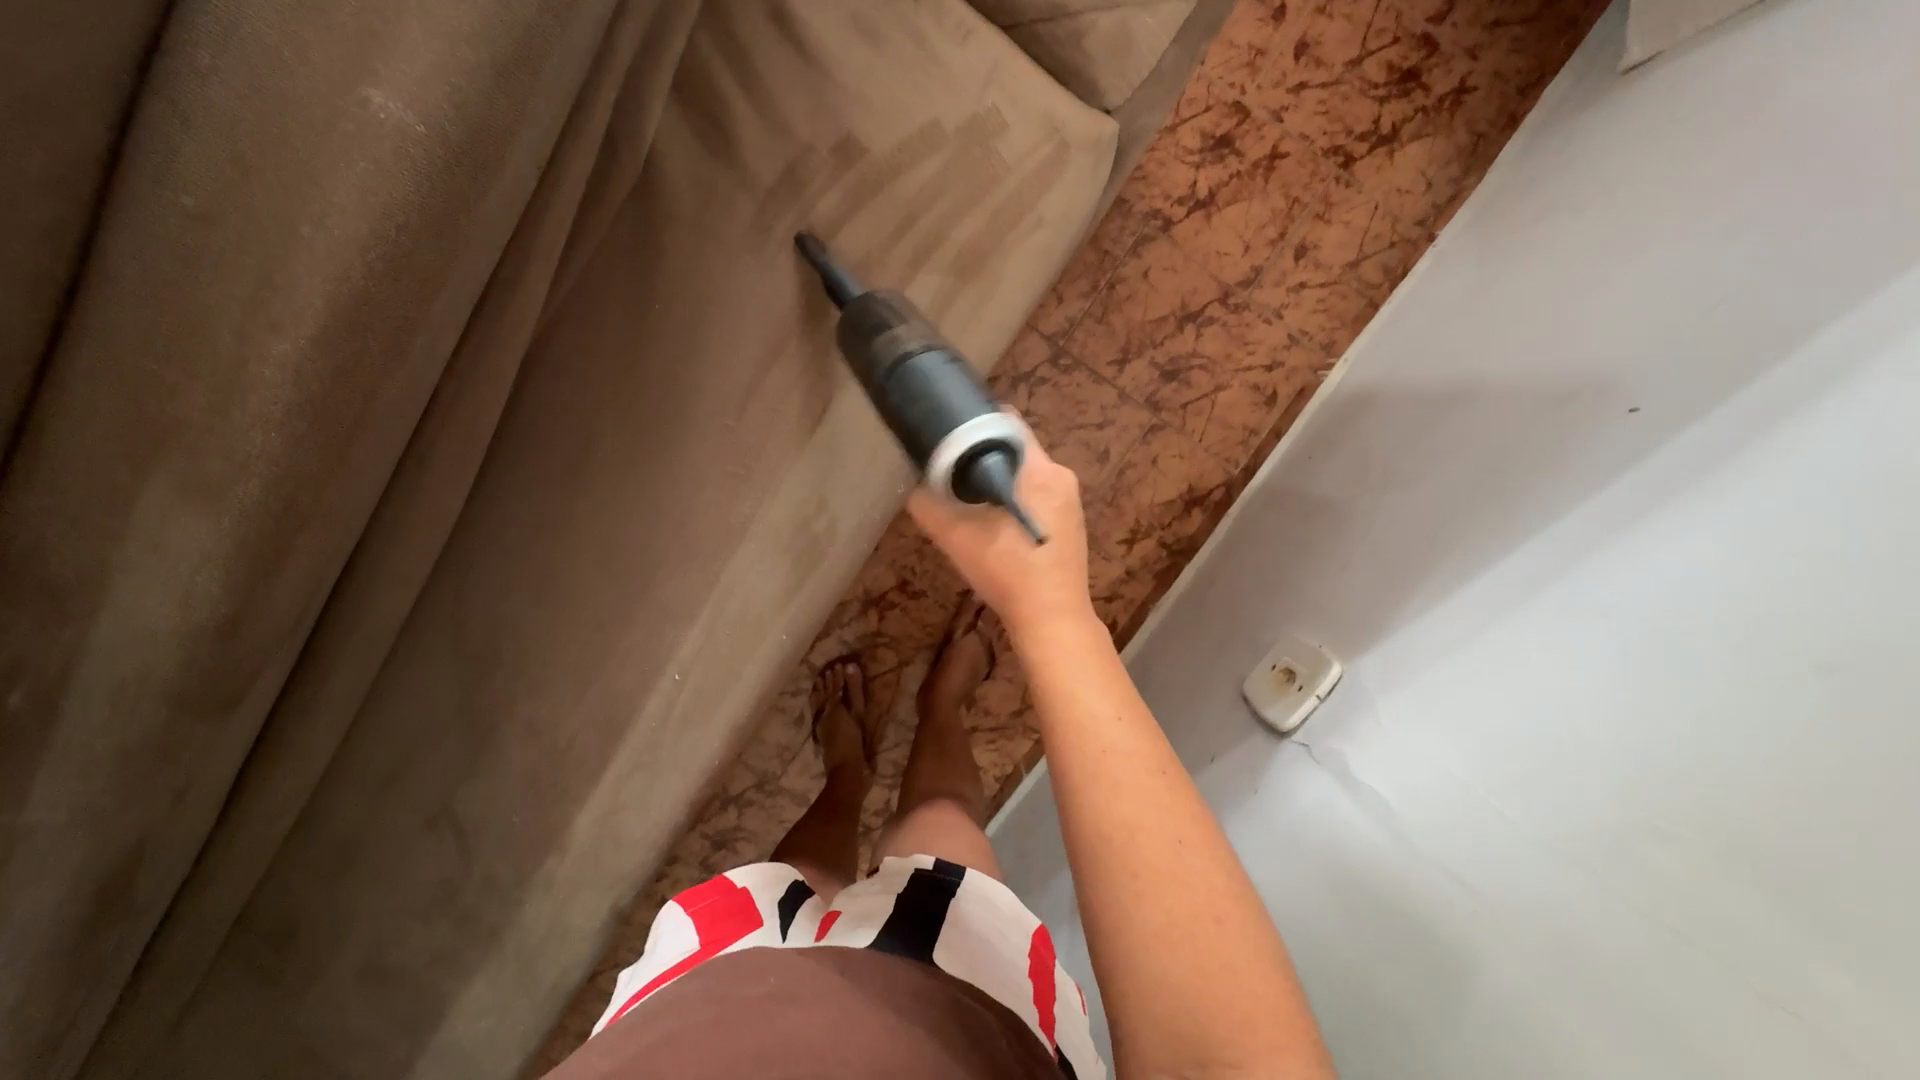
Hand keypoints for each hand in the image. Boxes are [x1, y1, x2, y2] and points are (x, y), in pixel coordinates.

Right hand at [908, 433, 1097, 641]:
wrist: (1051, 620)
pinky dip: (1014, 502)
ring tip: (968, 499)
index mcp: (1040, 469)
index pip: (1008, 423)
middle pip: (1016, 451)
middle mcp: (1062, 477)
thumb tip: (914, 487)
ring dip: (999, 482)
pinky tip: (994, 525)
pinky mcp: (1070, 526)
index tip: (949, 431)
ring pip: (1026, 477)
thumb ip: (929, 506)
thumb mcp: (956, 536)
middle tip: (952, 470)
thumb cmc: (1007, 571)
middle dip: (984, 456)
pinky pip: (1037, 498)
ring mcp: (1070, 503)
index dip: (976, 421)